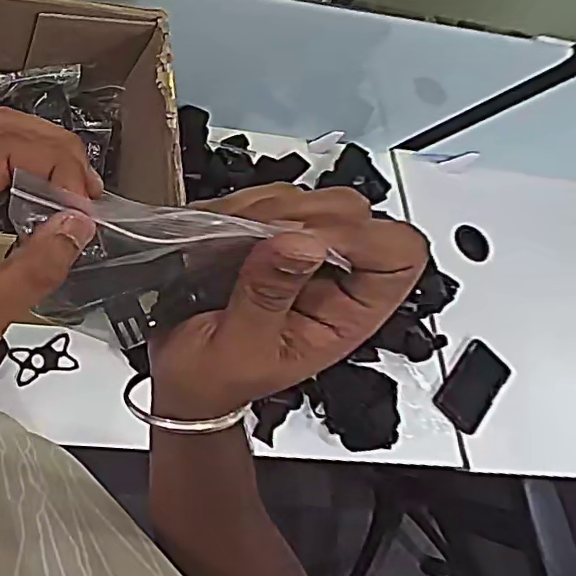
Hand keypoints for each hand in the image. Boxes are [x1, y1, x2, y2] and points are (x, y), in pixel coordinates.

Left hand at [0, 108, 102, 388]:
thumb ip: (38, 265)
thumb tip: (77, 225)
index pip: (3, 149)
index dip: (52, 164)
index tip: (80, 201)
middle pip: (3, 131)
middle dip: (53, 148)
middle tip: (85, 185)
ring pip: (4, 147)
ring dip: (47, 161)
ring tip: (78, 194)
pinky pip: (4, 176)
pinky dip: (36, 182)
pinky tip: (55, 207)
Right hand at [150, 184, 429, 419]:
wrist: (178, 374)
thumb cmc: (213, 378)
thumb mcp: (239, 349)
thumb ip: (267, 298)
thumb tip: (301, 244)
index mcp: (344, 315)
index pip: (396, 257)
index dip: (362, 238)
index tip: (306, 241)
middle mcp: (330, 280)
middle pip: (356, 214)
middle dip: (303, 217)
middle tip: (258, 236)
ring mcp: (299, 253)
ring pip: (313, 198)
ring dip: (268, 209)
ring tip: (231, 240)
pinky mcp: (267, 236)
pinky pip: (271, 198)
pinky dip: (243, 204)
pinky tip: (222, 232)